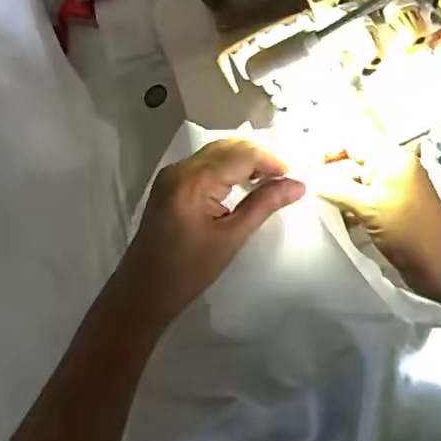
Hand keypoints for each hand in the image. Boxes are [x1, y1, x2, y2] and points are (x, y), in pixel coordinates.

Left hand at [116, 138, 305, 324]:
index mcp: (194, 180)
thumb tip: (298, 185)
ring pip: (216, 152)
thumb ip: (264, 205)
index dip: (270, 161)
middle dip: (258, 157)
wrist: (142, 293)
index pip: (241, 155)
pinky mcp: (169, 183)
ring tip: (268, 181)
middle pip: (228, 147)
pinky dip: (227, 167)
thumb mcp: (232, 238)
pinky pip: (204, 163)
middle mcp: (180, 168)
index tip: (292, 178)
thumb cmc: (189, 271)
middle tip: (283, 179)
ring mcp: (171, 174)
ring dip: (243, 160)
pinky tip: (242, 183)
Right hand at [312, 141, 440, 299]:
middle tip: (310, 191)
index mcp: (393, 159)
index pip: (354, 144)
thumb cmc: (407, 231)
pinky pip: (370, 200)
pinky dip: (354, 207)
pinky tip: (340, 219)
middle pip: (357, 163)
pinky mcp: (398, 209)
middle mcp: (397, 168)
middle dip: (335, 175)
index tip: (308, 169)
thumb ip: (336, 190)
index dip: (330, 153)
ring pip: (362, 184)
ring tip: (321, 206)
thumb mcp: (367, 207)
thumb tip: (311, 181)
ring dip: (343, 194)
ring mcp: (398, 189)